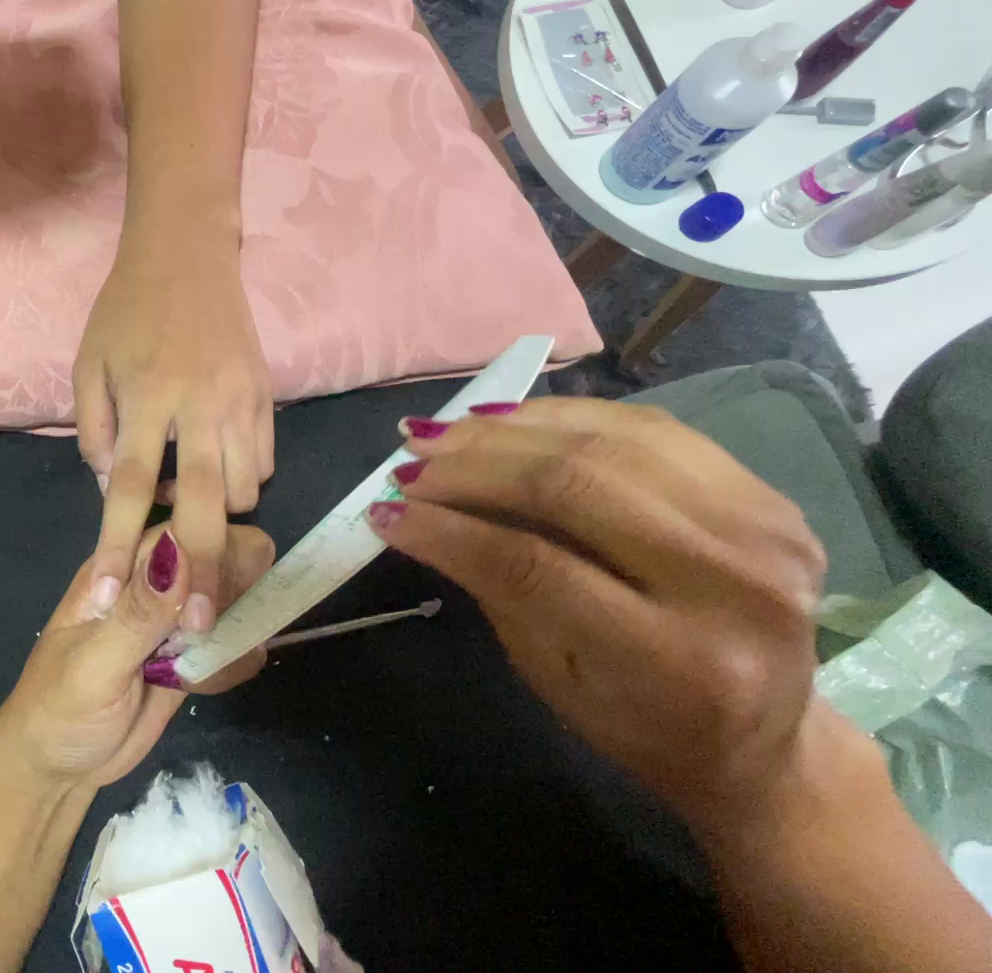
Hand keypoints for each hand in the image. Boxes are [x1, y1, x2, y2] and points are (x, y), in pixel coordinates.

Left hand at [0, 524, 273, 790]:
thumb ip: (137, 613)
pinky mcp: (195, 653)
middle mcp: (154, 581)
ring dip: (235, 629)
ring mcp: (177, 617)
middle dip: (229, 591)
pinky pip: (236, 641)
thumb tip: (178, 552)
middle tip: (200, 637)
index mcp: (118, 566)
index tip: (204, 611)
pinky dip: (233, 662)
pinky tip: (197, 687)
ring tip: (194, 666)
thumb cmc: (59, 709)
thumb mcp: (94, 664)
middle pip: (222, 552)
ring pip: (237, 594)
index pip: (179, 528)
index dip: (208, 551)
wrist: (60, 767)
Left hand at [74, 214, 272, 634]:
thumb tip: (112, 493)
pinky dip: (242, 481)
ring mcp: (244, 403)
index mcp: (147, 399)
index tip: (110, 598)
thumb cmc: (125, 312)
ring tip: (189, 510)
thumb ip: (95, 433)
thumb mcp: (88, 366)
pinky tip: (217, 471)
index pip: (130, 487)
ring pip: (243, 490)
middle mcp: (201, 408)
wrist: (187, 253)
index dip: (117, 547)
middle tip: (192, 622)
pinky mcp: (271, 398)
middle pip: (203, 506)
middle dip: (195, 571)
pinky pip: (265, 462)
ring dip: (216, 515)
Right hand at [368, 397, 831, 837]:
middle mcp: (735, 585)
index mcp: (678, 660)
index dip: (448, 530)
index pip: (534, 567)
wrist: (764, 734)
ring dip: (508, 431)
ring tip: (442, 434)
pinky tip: (504, 420)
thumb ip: (497, 584)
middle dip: (472, 467)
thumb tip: (421, 509)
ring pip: (607, 442)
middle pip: (574, 488)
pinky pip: (647, 428)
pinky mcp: (768, 494)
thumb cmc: (634, 720)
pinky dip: (562, 417)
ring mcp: (764, 528)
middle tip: (408, 464)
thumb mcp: (548, 673)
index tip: (384, 510)